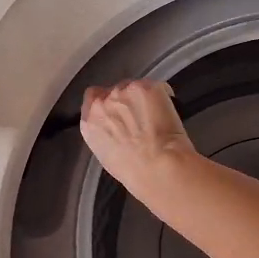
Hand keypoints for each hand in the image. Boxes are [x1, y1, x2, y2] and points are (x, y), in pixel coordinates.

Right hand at [79, 79, 200, 198]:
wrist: (157, 165)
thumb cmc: (132, 170)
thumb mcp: (105, 154)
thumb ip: (105, 132)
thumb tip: (116, 127)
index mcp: (90, 120)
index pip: (92, 97)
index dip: (107, 101)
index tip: (118, 109)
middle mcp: (103, 101)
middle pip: (115, 90)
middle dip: (127, 100)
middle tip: (141, 115)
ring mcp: (125, 90)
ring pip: (135, 88)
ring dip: (144, 98)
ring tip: (156, 117)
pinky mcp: (147, 86)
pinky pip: (157, 88)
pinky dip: (163, 98)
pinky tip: (168, 115)